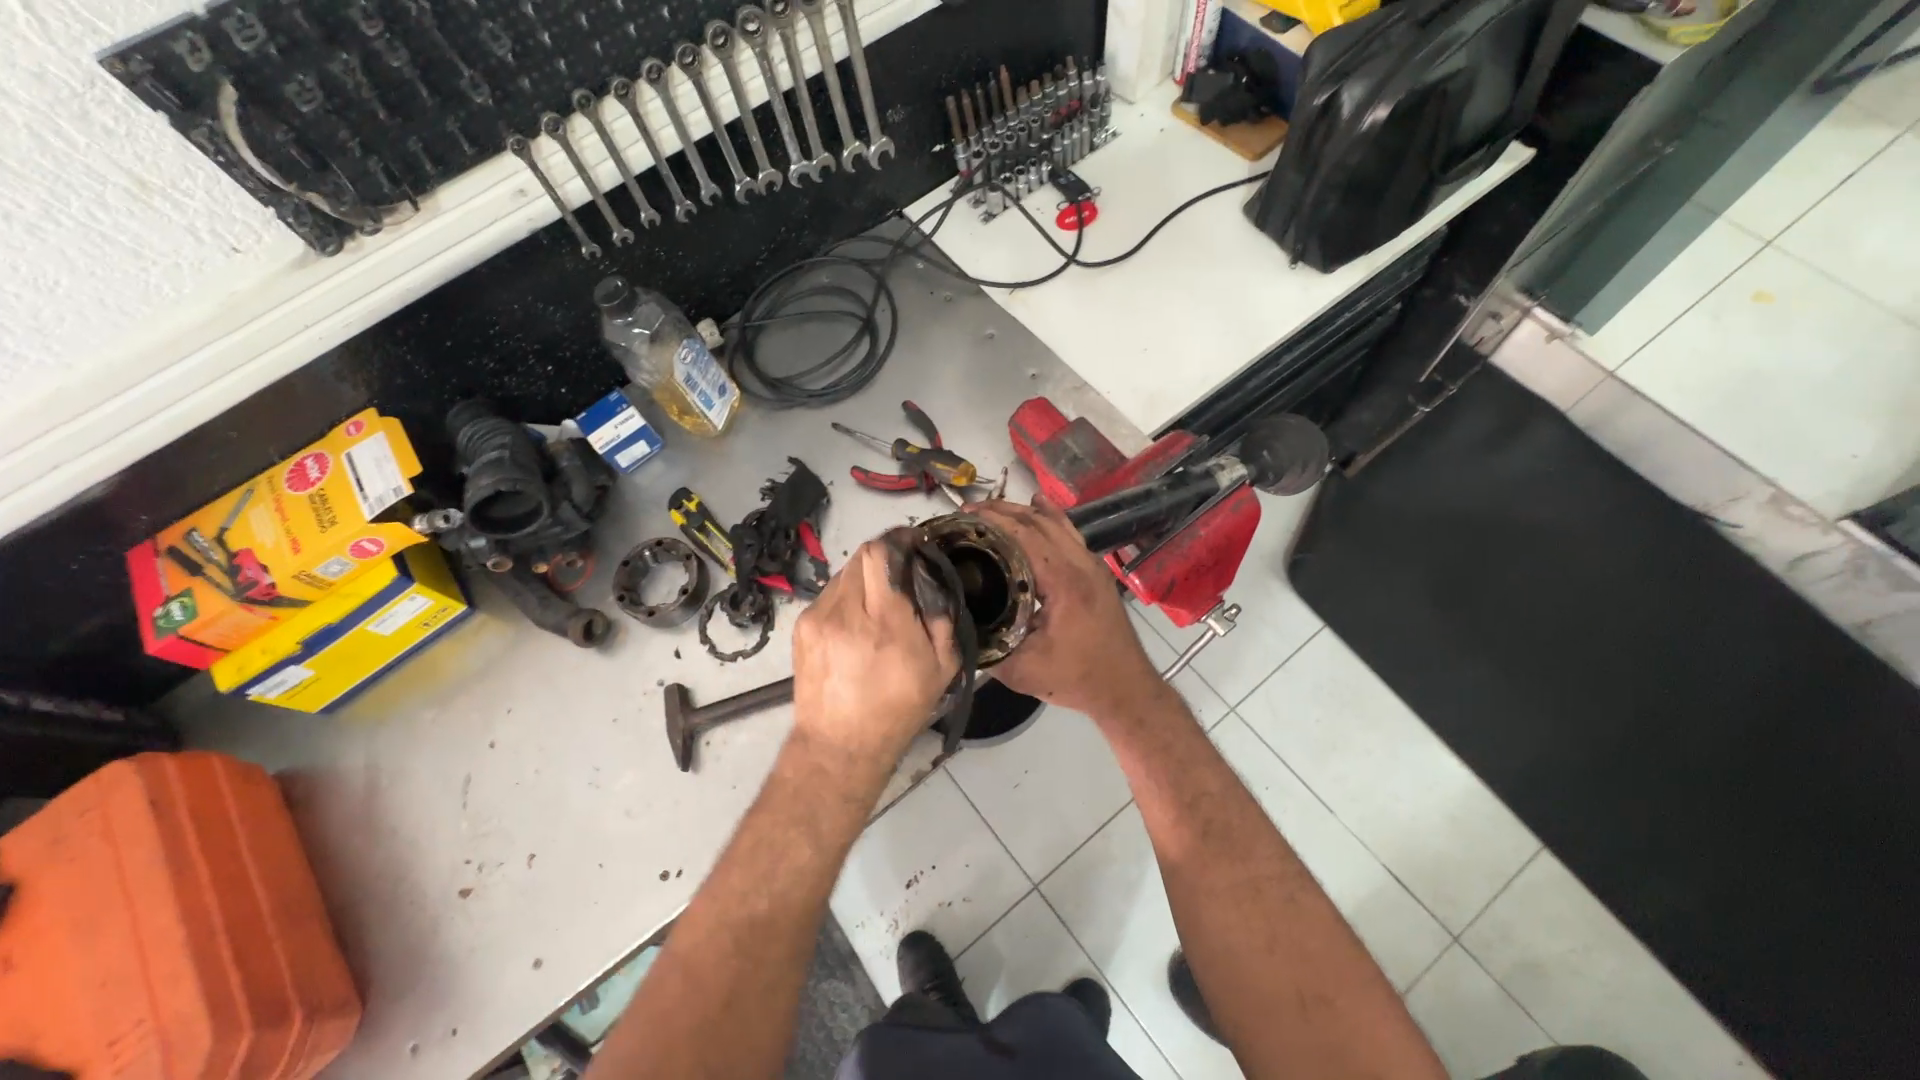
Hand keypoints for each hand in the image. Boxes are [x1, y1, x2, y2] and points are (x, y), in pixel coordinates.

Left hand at [791, 540, 958, 768]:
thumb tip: (932, 581)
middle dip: (883, 558)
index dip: (897, 541)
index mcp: (884, 621)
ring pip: (843, 573)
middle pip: (860, 555)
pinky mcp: (802, 627)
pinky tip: (857, 623)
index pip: (880, 553)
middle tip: (899, 575)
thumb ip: (941, 619)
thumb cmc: (897, 709)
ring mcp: (817, 618)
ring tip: (878, 603)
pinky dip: (847, 599)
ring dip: (864, 578)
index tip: (913, 544)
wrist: (839, 744)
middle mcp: (845, 612)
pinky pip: (829, 595)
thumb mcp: (941, 668)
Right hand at [971, 497, 1166, 719]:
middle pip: (1039, 521)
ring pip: (1056, 523)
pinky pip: (1070, 533)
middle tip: (969, 511)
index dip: (992, 520)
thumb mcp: (1022, 670)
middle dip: (1002, 510)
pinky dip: (1049, 517)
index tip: (963, 517)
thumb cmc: (1077, 678)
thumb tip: (955, 623)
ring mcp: (1092, 565)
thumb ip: (986, 646)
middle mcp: (1081, 564)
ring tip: (992, 510)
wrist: (1126, 688)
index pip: (1024, 534)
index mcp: (1064, 582)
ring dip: (1024, 512)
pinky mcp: (1097, 572)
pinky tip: (1037, 507)